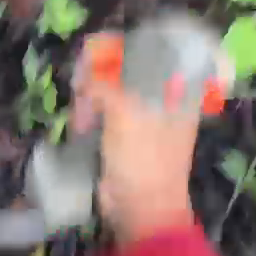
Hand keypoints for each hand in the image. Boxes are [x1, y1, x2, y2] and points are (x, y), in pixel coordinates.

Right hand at [71, 45, 199, 246]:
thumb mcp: (125, 113)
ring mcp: (139, 114)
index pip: (154, 53)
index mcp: (174, 94)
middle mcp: (159, 99)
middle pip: (124, 67)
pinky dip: (87, 110)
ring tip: (83, 113)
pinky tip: (81, 123)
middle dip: (99, 73)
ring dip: (89, 94)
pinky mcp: (119, 130)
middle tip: (85, 86)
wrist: (139, 208)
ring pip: (106, 85)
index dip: (126, 47)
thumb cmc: (142, 159)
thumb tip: (87, 74)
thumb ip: (105, 83)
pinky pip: (98, 106)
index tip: (99, 51)